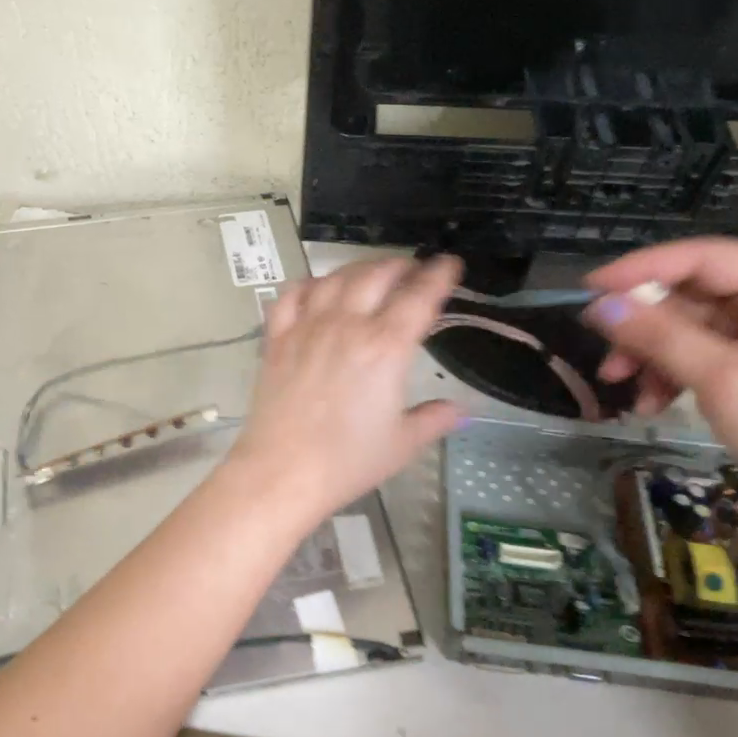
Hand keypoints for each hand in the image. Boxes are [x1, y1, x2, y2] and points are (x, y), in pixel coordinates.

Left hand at [225, 256, 465, 523]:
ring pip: (335, 278)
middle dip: (400, 265)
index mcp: (386, 348)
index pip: (419, 297)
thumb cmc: (347, 462)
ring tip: (371, 274)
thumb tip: (460, 409)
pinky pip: (291, 296)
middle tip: (412, 270)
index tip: (449, 264)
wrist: (282, 472)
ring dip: (358, 268)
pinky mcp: (277, 339)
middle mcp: (347, 326)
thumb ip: (433, 419)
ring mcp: (307, 328)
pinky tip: (317, 288)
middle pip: (376, 275)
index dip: (439, 275)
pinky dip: (308, 284)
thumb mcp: (402, 444)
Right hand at [582, 238, 737, 504]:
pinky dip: (668, 372)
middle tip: (606, 356)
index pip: (705, 257)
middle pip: (689, 295)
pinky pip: (695, 350)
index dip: (644, 269)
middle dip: (644, 329)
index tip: (591, 288)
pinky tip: (651, 402)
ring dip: (650, 356)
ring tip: (624, 389)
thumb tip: (598, 305)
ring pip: (684, 325)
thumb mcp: (722, 379)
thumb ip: (659, 336)